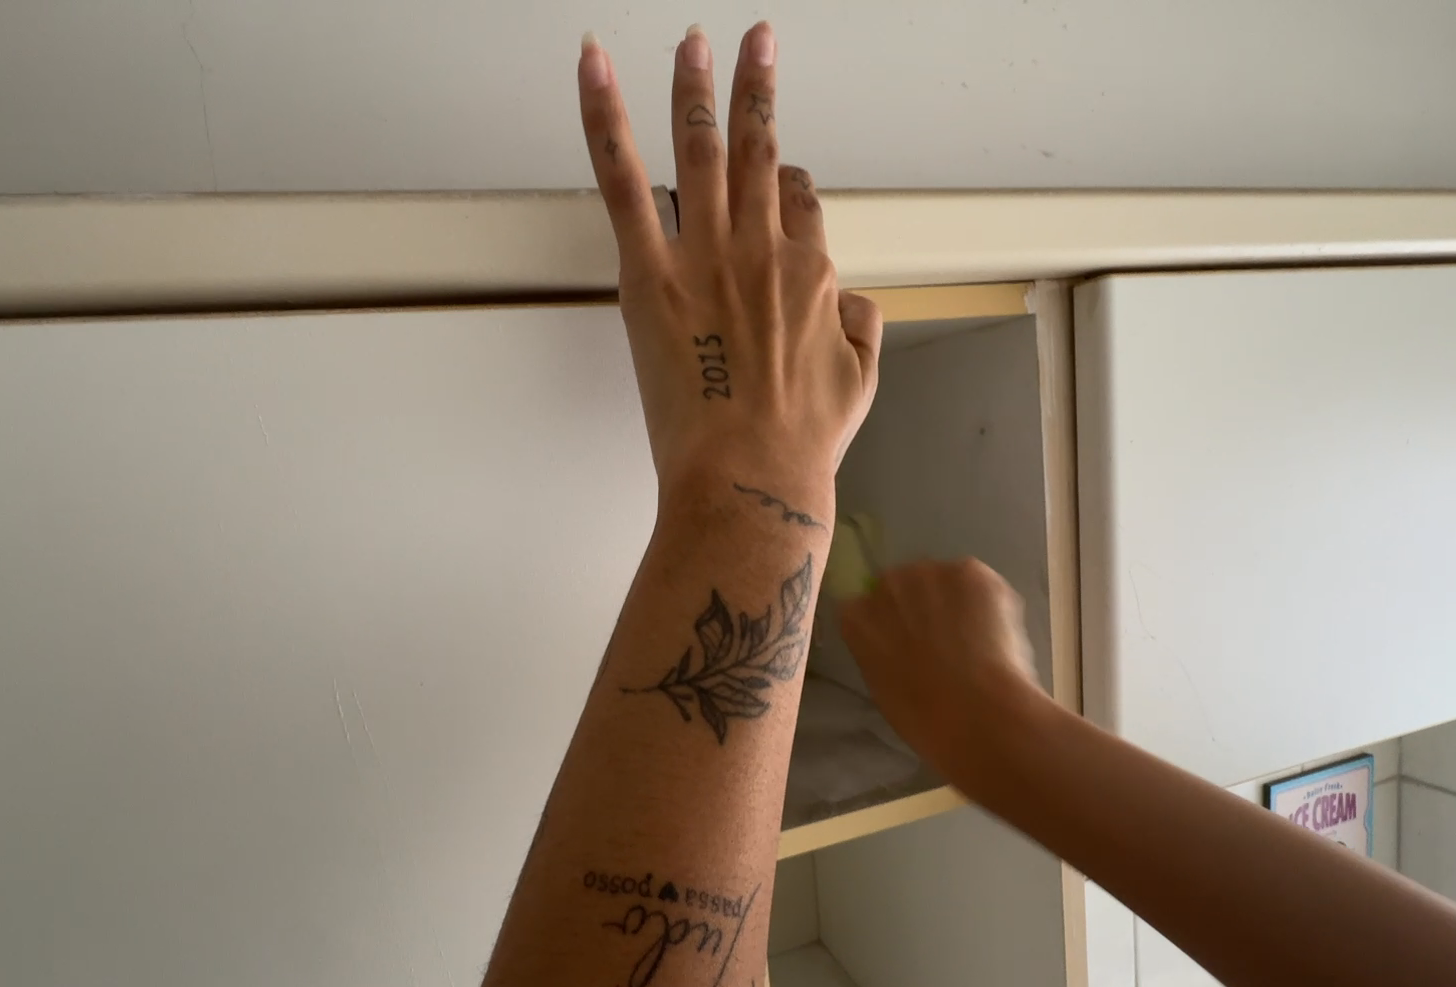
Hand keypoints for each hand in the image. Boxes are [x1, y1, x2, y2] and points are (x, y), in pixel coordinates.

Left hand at [577, 23, 879, 502]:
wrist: (751, 474)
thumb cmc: (799, 441)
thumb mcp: (860, 383)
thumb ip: (861, 328)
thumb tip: (851, 302)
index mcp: (813, 273)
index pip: (800, 204)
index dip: (787, 188)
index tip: (776, 184)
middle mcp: (764, 248)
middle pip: (762, 152)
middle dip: (758, 92)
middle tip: (755, 45)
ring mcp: (707, 255)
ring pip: (703, 149)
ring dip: (698, 87)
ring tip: (694, 42)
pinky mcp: (652, 275)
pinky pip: (625, 181)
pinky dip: (606, 119)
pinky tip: (594, 68)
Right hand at [839, 559, 1043, 765]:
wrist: (977, 714)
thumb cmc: (924, 718)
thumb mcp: (882, 685)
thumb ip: (881, 651)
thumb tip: (899, 643)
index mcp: (856, 617)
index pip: (865, 607)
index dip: (889, 624)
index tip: (906, 644)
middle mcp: (886, 584)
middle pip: (902, 584)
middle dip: (920, 605)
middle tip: (944, 640)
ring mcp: (929, 573)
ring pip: (942, 580)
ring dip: (953, 600)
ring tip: (975, 639)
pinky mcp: (971, 572)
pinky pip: (976, 583)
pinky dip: (986, 602)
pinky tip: (995, 633)